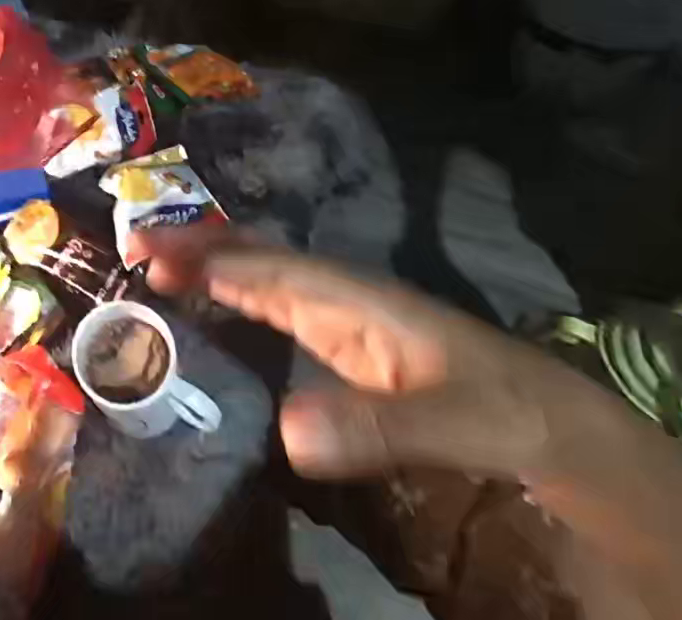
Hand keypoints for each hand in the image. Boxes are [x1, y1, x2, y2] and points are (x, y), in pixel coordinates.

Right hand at [134, 226, 619, 481]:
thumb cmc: (501, 408)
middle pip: (256, 255)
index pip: (267, 267)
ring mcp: (335, 310)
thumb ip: (376, 426)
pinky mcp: (335, 334)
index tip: (151, 254)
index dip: (209, 259)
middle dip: (197, 245)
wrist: (547, 417)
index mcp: (352, 295)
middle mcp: (335, 291)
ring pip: (259, 272)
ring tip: (152, 268)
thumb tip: (285, 434)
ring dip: (207, 264)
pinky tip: (207, 303)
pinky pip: (269, 301)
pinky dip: (230, 292)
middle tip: (135, 248)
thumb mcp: (451, 423)